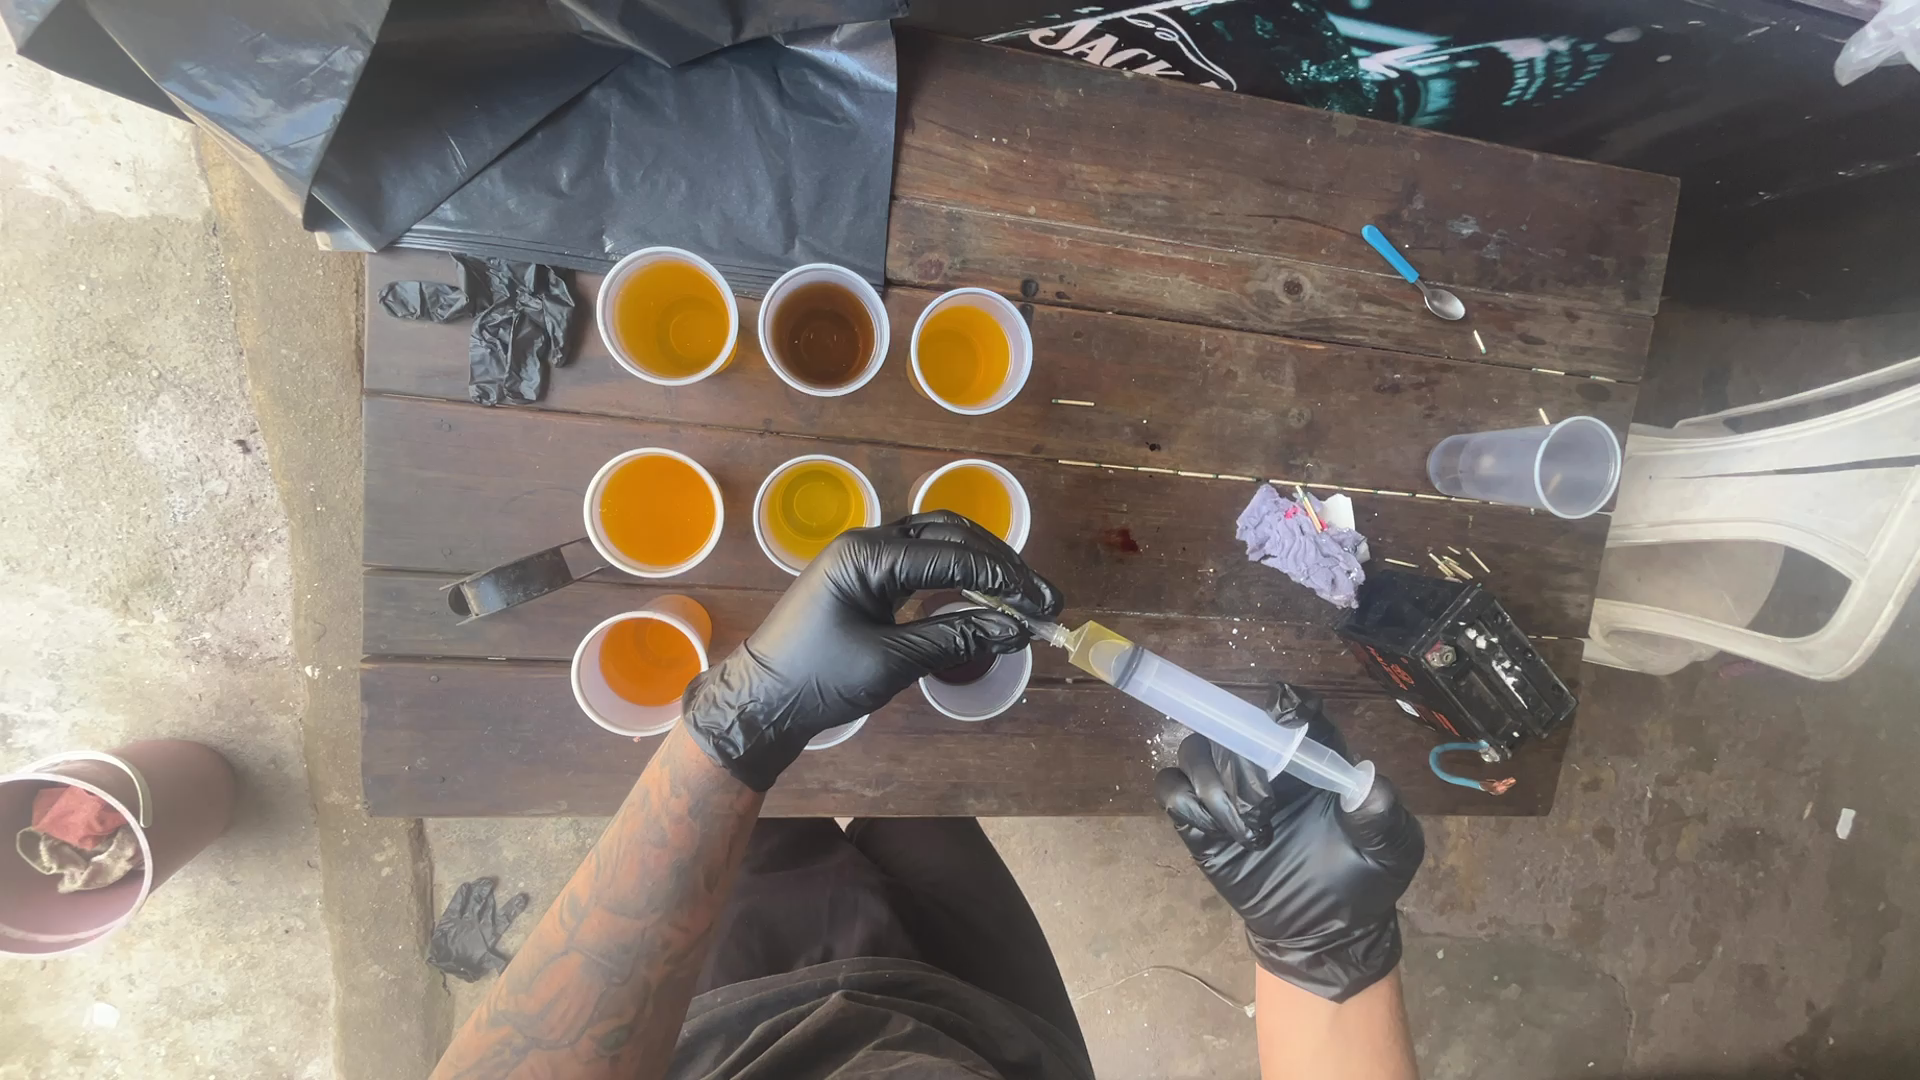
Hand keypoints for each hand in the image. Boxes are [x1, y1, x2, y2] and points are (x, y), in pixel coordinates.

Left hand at [684, 511, 1062, 790]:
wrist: (763, 700)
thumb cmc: (818, 680)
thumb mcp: (891, 662)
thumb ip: (955, 637)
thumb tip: (1016, 628)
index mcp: (867, 555)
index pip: (950, 555)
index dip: (1002, 578)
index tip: (1041, 602)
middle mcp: (869, 543)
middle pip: (950, 536)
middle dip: (1000, 565)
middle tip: (1042, 597)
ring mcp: (868, 556)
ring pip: (940, 543)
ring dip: (983, 565)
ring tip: (1022, 594)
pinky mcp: (870, 576)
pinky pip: (924, 563)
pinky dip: (959, 576)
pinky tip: (984, 596)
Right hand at [1155, 685, 1423, 1001]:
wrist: (1323, 934)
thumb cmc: (1360, 882)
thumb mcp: (1389, 851)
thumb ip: (1381, 814)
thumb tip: (1364, 778)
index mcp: (1307, 757)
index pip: (1288, 706)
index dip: (1281, 705)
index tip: (1282, 721)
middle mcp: (1261, 762)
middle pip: (1229, 724)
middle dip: (1240, 759)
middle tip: (1263, 805)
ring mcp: (1224, 788)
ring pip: (1193, 750)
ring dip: (1213, 785)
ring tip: (1247, 831)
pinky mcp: (1197, 818)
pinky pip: (1171, 788)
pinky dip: (1185, 802)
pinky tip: (1215, 834)